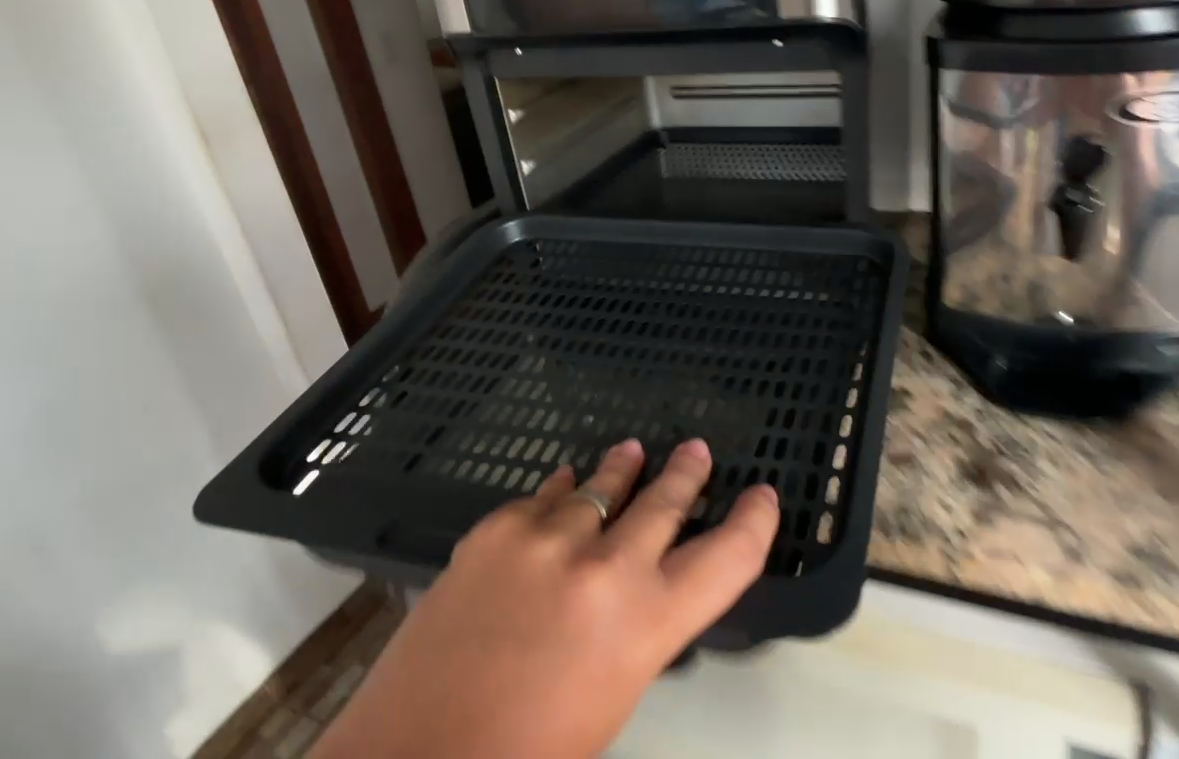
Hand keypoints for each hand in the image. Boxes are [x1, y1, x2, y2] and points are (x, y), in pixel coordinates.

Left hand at [310, 438, 778, 758]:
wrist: (415, 755)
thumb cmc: (530, 752)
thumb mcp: (613, 694)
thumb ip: (636, 629)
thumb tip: (635, 586)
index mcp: (648, 622)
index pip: (730, 556)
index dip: (756, 522)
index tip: (763, 497)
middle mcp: (606, 567)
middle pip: (665, 500)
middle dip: (687, 474)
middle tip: (696, 451)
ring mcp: (546, 539)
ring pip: (602, 485)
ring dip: (623, 468)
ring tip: (632, 449)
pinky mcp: (494, 531)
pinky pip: (541, 497)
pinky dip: (559, 491)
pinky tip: (563, 484)